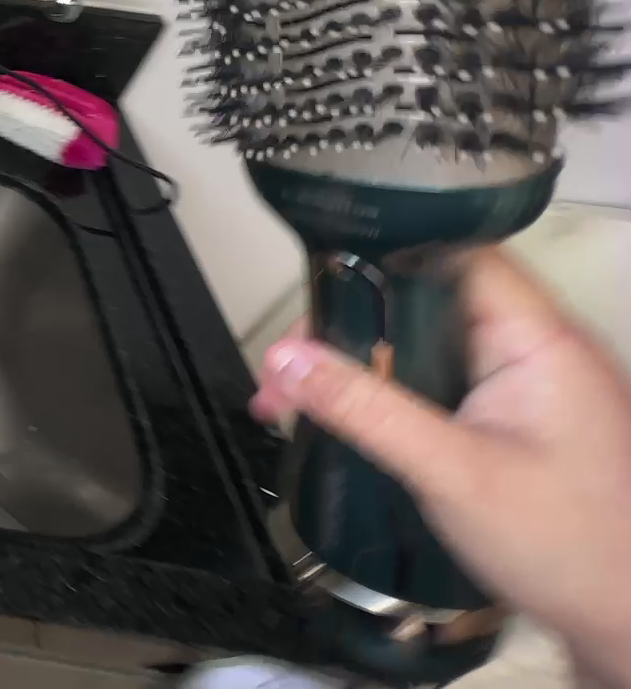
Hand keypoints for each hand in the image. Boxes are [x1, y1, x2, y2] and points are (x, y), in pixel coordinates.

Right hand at [251, 249, 630, 684]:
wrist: (628, 632)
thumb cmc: (581, 554)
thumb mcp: (454, 474)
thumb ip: (364, 408)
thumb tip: (285, 359)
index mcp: (538, 346)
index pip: (457, 254)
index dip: (387, 251)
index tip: (320, 274)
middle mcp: (526, 352)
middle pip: (411, 297)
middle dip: (336, 325)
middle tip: (288, 365)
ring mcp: (507, 383)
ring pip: (401, 338)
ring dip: (340, 361)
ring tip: (290, 397)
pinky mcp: (488, 411)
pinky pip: (408, 375)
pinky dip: (359, 388)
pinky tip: (322, 413)